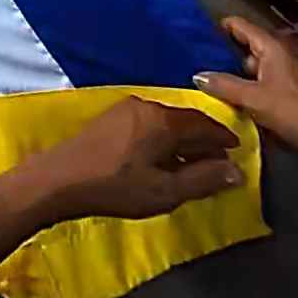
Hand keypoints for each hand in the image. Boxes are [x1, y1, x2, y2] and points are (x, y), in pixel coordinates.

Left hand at [13, 98, 243, 224]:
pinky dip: (163, 138)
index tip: (237, 149)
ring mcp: (127, 109)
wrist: (60, 179)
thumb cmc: (116, 187)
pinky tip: (161, 157)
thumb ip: (202, 180)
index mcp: (164, 120)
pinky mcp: (112, 117)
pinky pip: (149, 123)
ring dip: (182, 140)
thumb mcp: (165, 192)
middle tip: (219, 159)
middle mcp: (148, 105)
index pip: (204, 123)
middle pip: (185, 120)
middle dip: (204, 139)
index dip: (223, 137)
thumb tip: (237, 171)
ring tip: (192, 162)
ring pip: (166, 121)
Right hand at [194, 16, 297, 161]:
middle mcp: (278, 55)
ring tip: (209, 89)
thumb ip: (225, 86)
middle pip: (244, 49)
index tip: (196, 36)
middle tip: (196, 68)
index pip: (239, 25)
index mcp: (270, 47)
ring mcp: (285, 75)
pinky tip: (234, 107)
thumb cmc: (296, 111)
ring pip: (252, 71)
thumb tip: (198, 76)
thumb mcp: (255, 98)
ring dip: (235, 79)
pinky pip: (261, 87)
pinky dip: (248, 93)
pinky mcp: (289, 94)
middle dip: (222, 58)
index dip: (219, 27)